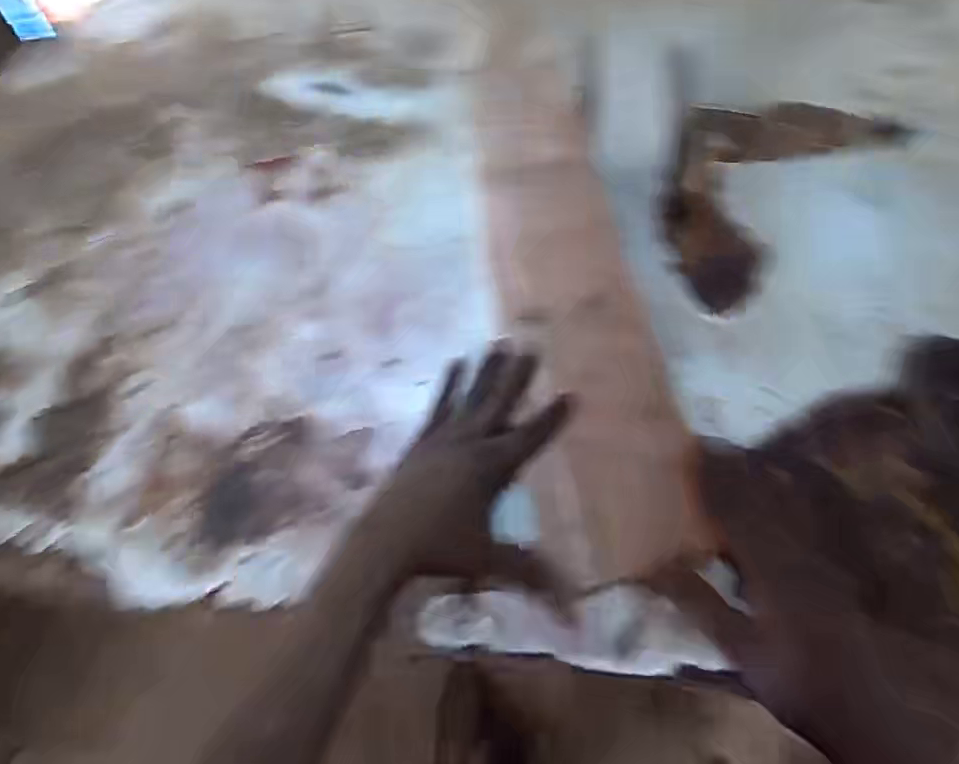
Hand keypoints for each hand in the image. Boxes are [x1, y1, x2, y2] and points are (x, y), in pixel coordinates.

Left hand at [348, 345, 574, 600]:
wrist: (384, 538)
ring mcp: (443, 437)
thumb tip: (574, 614)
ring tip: (496, 344)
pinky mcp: (421, 439)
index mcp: (491, 467)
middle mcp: (469, 442)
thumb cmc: (440, 550)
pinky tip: (455, 364)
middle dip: (517, 376)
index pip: (530, 437)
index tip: (570, 393)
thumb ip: (532, 575)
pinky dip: (449, 384)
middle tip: (529, 345)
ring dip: (486, 371)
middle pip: (499, 403)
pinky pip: (440, 405)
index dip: (552, 417)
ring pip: (471, 397)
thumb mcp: (490, 561)